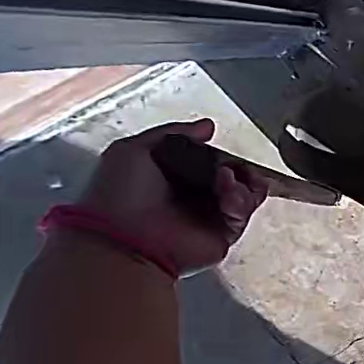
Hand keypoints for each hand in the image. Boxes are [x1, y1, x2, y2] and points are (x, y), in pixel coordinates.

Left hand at [76, 119, 266, 275]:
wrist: (124, 237)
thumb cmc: (118, 195)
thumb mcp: (133, 150)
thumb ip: (172, 134)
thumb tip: (207, 126)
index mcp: (175, 179)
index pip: (212, 163)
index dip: (223, 157)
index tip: (224, 154)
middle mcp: (195, 198)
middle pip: (235, 178)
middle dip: (240, 170)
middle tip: (233, 168)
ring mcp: (211, 217)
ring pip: (245, 195)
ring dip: (242, 184)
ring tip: (226, 181)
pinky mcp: (224, 234)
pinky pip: (243, 214)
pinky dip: (242, 202)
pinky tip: (229, 196)